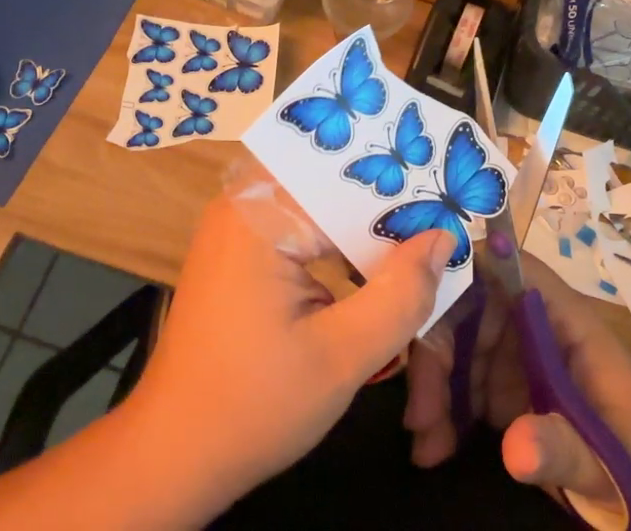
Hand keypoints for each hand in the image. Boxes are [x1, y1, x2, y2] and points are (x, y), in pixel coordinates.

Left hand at [123, 191, 454, 502]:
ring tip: (425, 237)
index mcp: (260, 214)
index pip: (348, 180)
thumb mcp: (341, 356)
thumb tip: (442, 237)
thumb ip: (400, 295)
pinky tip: (378, 268)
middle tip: (449, 217)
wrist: (175, 451)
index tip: (455, 199)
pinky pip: (301, 231)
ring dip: (367, 229)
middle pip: (333, 186)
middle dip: (389, 206)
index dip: (404, 189)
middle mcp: (244, 204)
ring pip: (320, 208)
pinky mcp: (240, 254)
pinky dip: (340, 248)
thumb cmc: (254, 405)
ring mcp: (237, 228)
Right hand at [403, 255, 630, 530]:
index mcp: (571, 327)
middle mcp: (541, 331)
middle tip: (417, 414)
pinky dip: (443, 411)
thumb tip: (514, 447)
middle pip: (472, 308)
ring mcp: (523, 360)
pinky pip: (463, 383)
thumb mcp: (614, 474)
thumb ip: (567, 454)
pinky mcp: (511, 392)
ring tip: (423, 443)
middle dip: (436, 350)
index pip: (513, 270)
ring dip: (434, 386)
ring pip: (459, 345)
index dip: (464, 270)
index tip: (415, 301)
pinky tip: (432, 447)